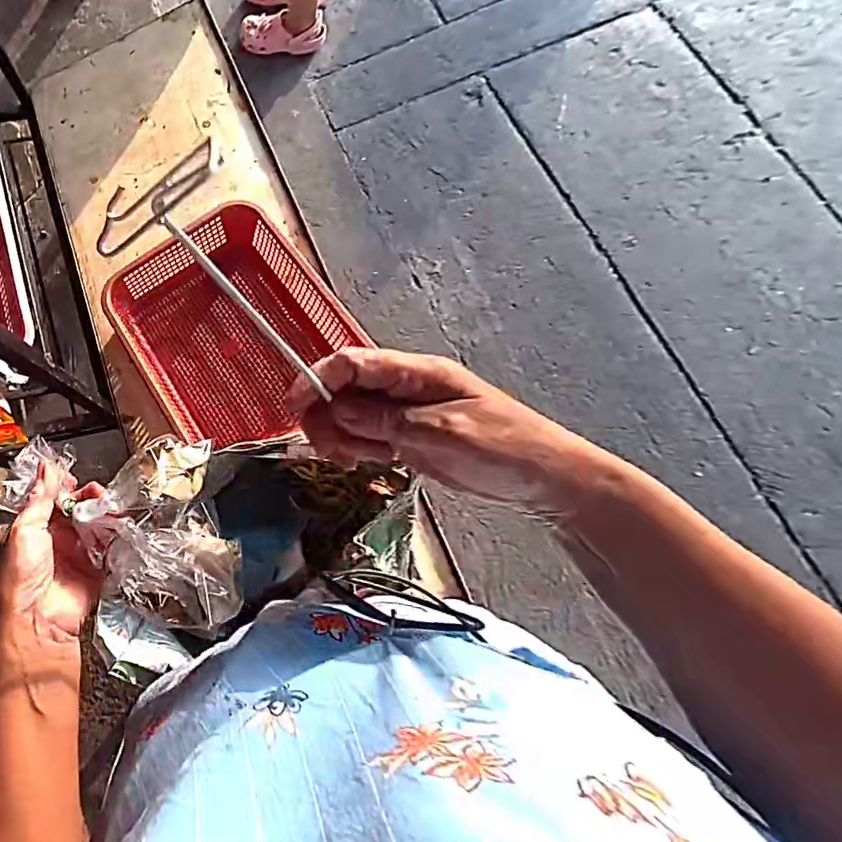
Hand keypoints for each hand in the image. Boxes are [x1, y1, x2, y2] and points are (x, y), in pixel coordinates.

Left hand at [0, 460, 102, 656]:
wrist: (36, 620)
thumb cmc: (18, 581)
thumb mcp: (24, 528)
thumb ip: (39, 497)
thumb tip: (45, 469)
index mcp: (34, 527)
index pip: (53, 498)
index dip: (64, 486)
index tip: (73, 478)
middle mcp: (56, 540)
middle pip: (79, 509)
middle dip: (89, 497)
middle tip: (95, 493)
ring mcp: (76, 555)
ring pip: (96, 524)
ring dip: (104, 513)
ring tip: (107, 508)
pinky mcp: (94, 571)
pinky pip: (110, 548)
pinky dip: (116, 536)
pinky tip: (116, 526)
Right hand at [286, 348, 624, 517]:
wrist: (546, 478)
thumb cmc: (508, 447)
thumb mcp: (443, 433)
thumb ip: (386, 421)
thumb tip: (339, 411)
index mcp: (416, 373)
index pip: (352, 363)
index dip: (317, 380)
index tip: (295, 405)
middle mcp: (404, 387)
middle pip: (342, 389)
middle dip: (325, 415)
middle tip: (328, 447)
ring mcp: (403, 411)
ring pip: (348, 414)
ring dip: (339, 436)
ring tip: (356, 459)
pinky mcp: (405, 434)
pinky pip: (364, 434)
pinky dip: (354, 447)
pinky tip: (365, 461)